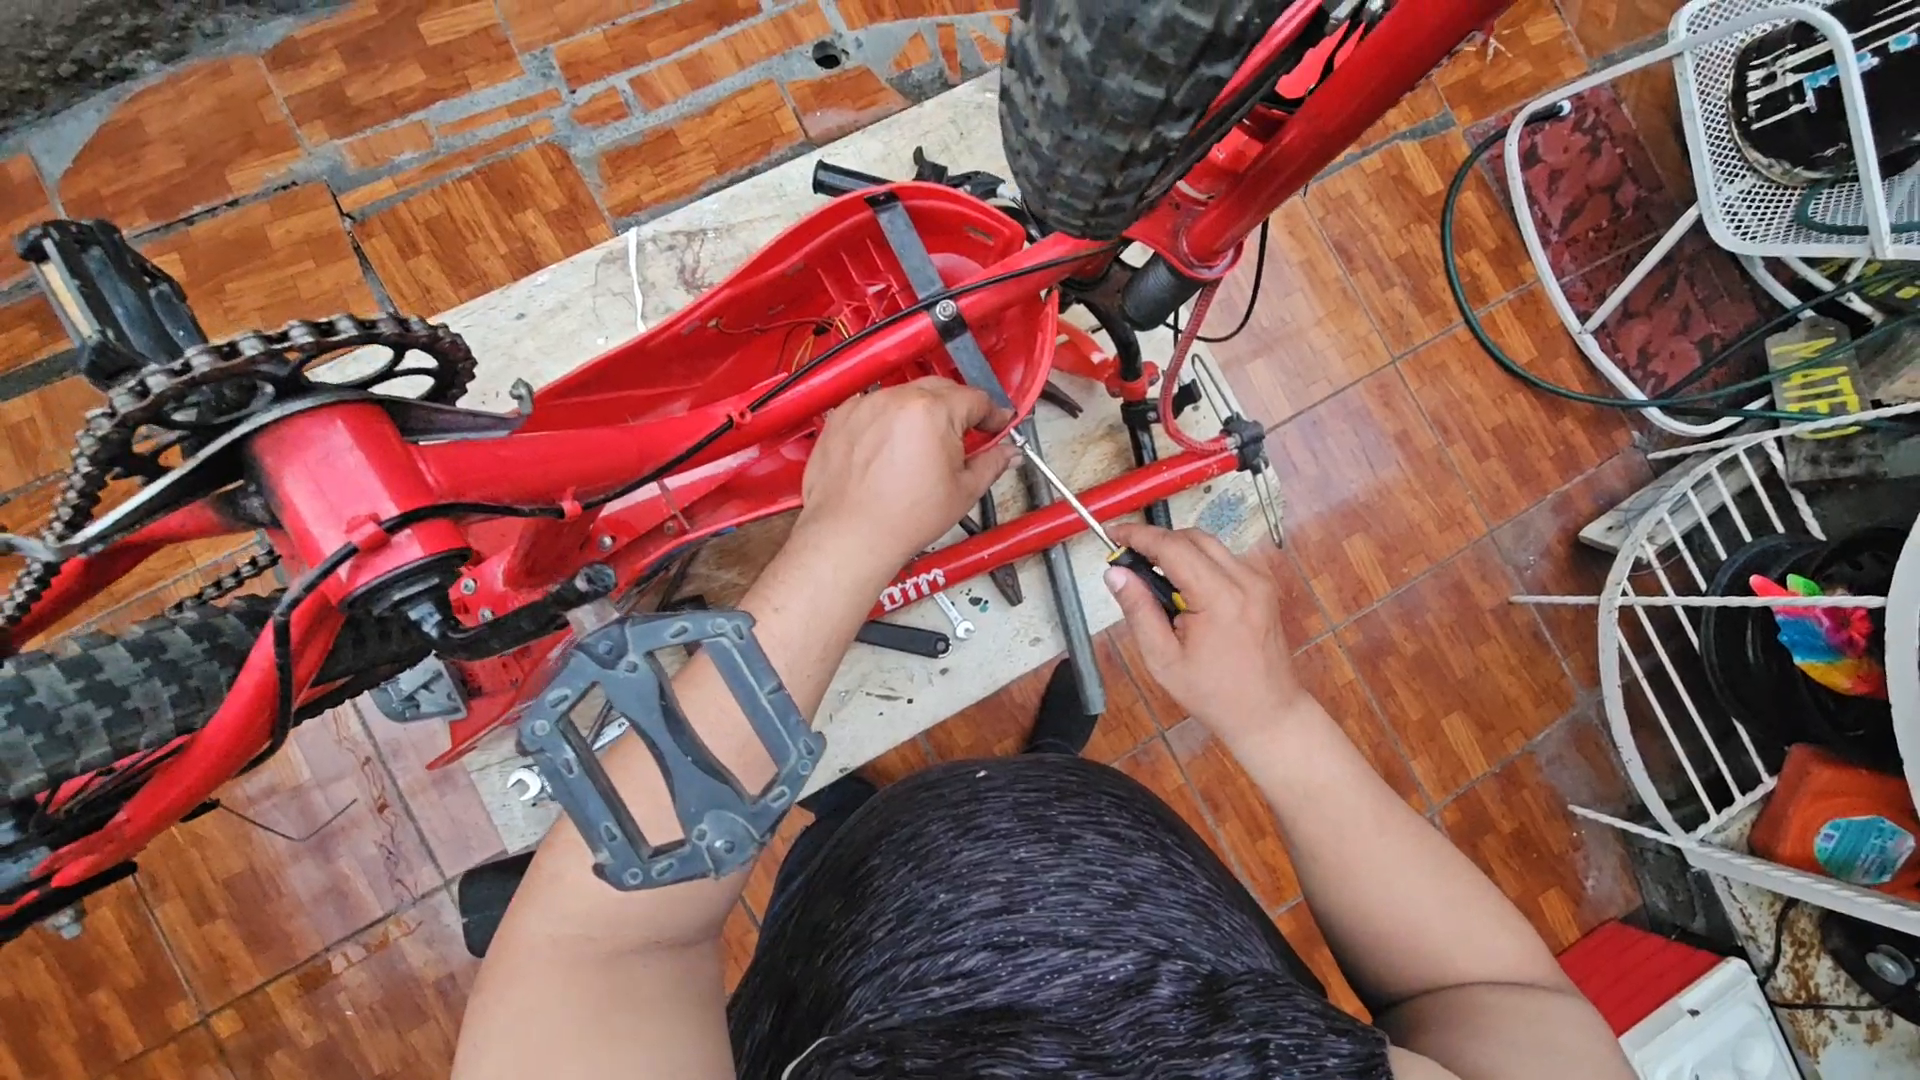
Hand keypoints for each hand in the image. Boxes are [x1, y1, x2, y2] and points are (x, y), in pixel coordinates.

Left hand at [794, 376, 1016, 568]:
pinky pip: (875, 409)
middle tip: (965, 437)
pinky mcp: (842, 417)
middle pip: (941, 389)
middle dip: (958, 409)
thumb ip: (991, 464)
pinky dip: (887, 423)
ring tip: (922, 451)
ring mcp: (866, 405)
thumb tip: (1007, 453)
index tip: (996, 425)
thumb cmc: (902, 518)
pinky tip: (891, 452)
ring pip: (906, 398)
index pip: (975, 398)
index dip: (992, 414)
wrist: (851, 535)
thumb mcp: (963, 492)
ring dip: (920, 415)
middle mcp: (896, 399)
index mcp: (932, 411)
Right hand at [1105, 524, 1311, 744]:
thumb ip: (1138, 610)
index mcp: (1220, 598)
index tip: (1112, 534)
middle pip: (1192, 538)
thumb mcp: (1162, 658)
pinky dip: (1197, 561)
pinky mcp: (1263, 586)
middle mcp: (1245, 580)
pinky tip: (1181, 588)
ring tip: (1152, 575)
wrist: (1268, 713)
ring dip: (1177, 550)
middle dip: (1157, 540)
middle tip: (1128, 558)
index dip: (1138, 535)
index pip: (1173, 547)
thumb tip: (1115, 573)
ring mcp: (1259, 581)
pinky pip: (1224, 559)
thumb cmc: (1212, 693)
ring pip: (1209, 545)